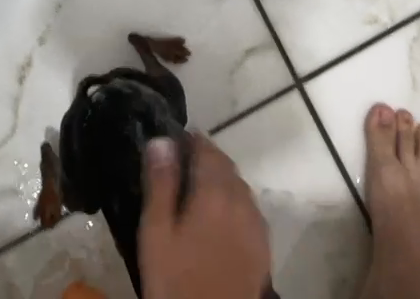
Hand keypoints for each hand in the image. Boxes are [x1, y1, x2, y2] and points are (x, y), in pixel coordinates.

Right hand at [137, 136, 271, 298]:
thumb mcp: (156, 232)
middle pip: (226, 165)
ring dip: (221, 179)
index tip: (174, 141)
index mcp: (215, 191)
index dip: (190, 140)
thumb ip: (160, 183)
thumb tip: (161, 141)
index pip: (206, 148)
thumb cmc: (176, 279)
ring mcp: (256, 223)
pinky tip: (219, 218)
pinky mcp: (263, 246)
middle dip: (206, 158)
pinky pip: (249, 210)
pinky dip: (234, 203)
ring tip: (197, 190)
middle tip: (182, 165)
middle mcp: (241, 199)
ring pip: (239, 187)